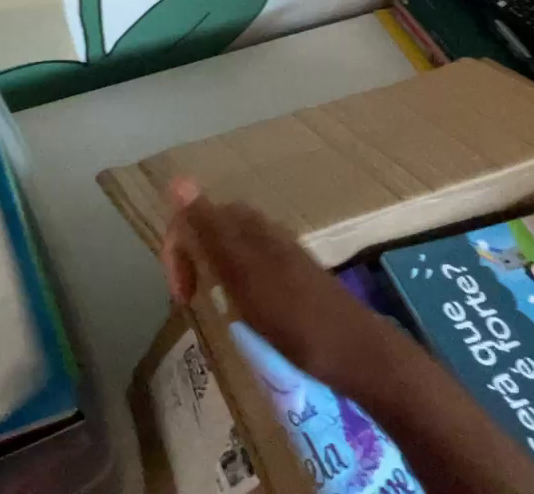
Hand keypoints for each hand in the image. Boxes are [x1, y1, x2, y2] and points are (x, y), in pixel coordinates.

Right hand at [158, 178, 394, 396]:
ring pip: (228, 248)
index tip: (181, 295)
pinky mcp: (292, 274)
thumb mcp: (241, 274)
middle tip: (191, 300)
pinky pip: (248, 267)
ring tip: (213, 306)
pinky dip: (233, 284)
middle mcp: (262, 229)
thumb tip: (176, 180)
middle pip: (209, 228)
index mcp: (246, 225)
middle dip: (191, 259)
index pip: (192, 217)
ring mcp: (279, 251)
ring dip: (210, 271)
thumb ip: (208, 229)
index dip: (176, 250)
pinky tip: (243, 310)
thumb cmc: (292, 316)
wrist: (357, 353)